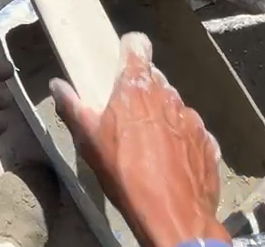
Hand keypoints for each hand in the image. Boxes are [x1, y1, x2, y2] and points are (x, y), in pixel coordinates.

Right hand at [50, 32, 227, 246]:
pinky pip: (192, 133)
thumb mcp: (89, 141)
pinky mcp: (208, 144)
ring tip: (151, 145)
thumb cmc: (125, 173)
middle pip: (154, 78)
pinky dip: (182, 141)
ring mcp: (192, 119)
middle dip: (142, 91)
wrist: (175, 219)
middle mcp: (167, 94)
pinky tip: (172, 163)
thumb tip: (56, 84)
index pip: (137, 44)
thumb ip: (72, 107)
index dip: (129, 49)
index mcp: (137, 86)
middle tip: (128, 116)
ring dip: (162, 116)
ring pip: (173, 105)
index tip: (121, 61)